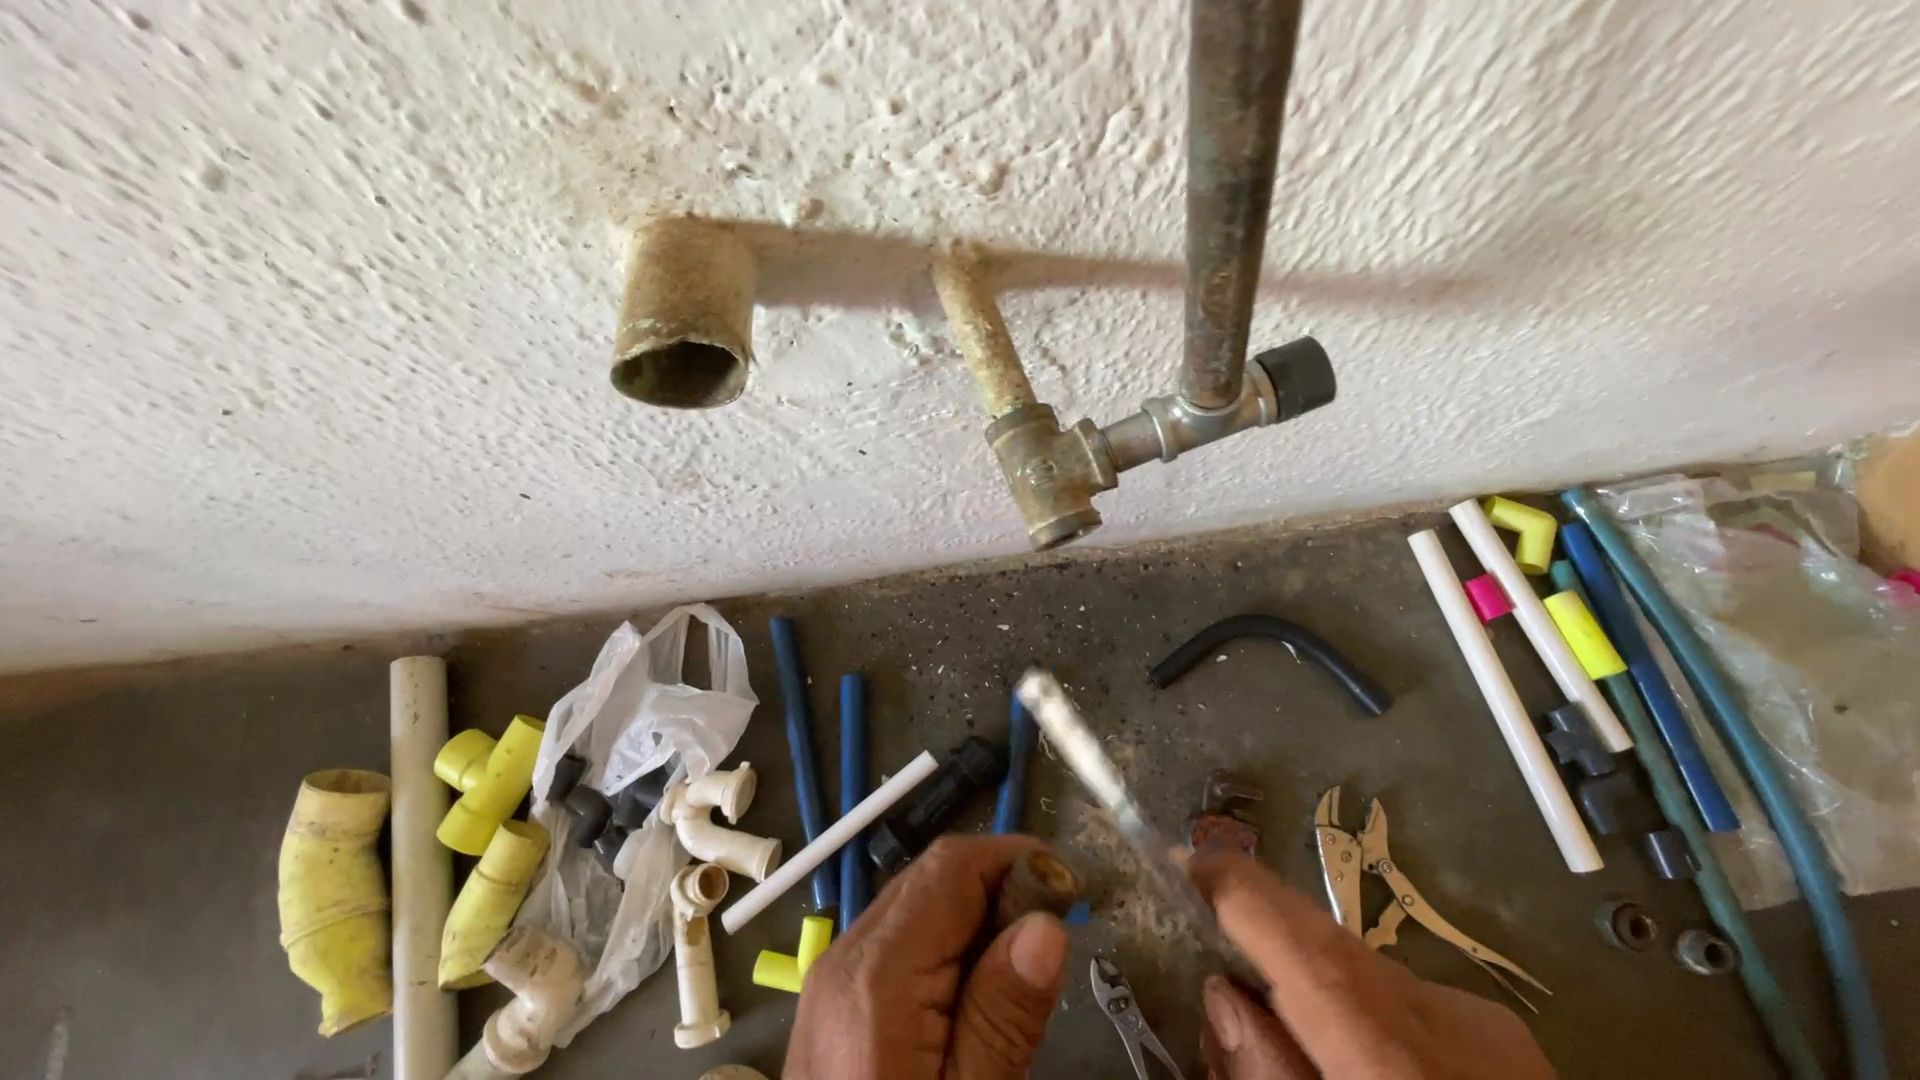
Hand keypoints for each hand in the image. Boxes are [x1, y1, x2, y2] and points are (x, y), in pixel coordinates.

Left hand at [784, 835, 1069, 1078]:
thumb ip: (1003, 1014)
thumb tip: (1046, 924)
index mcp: (877, 972)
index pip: (951, 867)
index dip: (1014, 860)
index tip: (1070, 895)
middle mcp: (846, 954)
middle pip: (931, 878)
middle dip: (999, 887)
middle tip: (1052, 939)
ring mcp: (834, 974)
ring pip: (917, 904)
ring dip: (976, 916)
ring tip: (1017, 973)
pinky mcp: (835, 997)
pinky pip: (899, 939)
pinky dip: (946, 944)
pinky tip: (971, 994)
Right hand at [1190, 851, 1555, 1079]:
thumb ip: (1269, 1079)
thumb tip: (1221, 991)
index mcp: (1397, 1066)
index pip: (1305, 947)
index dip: (1241, 892)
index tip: (1189, 859)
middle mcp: (1451, 1030)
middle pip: (1329, 954)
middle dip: (1266, 947)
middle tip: (1221, 981)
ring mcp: (1490, 1033)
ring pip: (1367, 978)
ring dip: (1317, 992)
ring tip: (1293, 1043)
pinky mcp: (1510, 1042)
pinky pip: (1408, 1005)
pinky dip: (1364, 1017)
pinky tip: (1363, 1064)